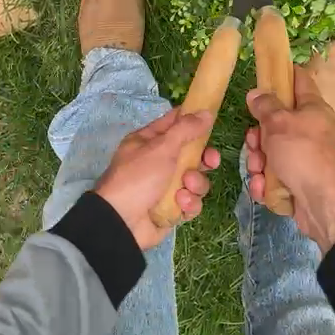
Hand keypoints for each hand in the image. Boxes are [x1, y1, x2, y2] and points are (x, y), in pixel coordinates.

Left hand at [95, 108, 219, 249]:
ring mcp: (166, 186)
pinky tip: (180, 204)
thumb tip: (206, 112)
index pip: (174, 123)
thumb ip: (185, 129)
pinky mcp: (172, 208)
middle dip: (203, 159)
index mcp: (149, 142)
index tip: (211, 120)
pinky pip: (191, 202)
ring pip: (195, 179)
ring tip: (185, 188)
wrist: (122, 222)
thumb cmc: (138, 177)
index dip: (193, 120)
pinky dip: (188, 203)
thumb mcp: (161, 147)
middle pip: (191, 154)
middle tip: (210, 161)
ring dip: (195, 183)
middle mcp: (158, 162)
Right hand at [245, 67, 334, 251]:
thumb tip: (257, 92)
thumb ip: (266, 106)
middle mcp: (310, 132)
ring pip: (271, 152)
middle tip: (253, 142)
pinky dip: (266, 183)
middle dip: (258, 135)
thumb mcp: (280, 123)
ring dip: (258, 161)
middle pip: (276, 124)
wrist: (326, 205)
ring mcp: (305, 159)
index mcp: (312, 110)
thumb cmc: (305, 154)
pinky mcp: (298, 183)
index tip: (266, 71)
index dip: (283, 73)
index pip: (299, 81)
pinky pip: (274, 177)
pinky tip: (263, 189)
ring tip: (258, 170)